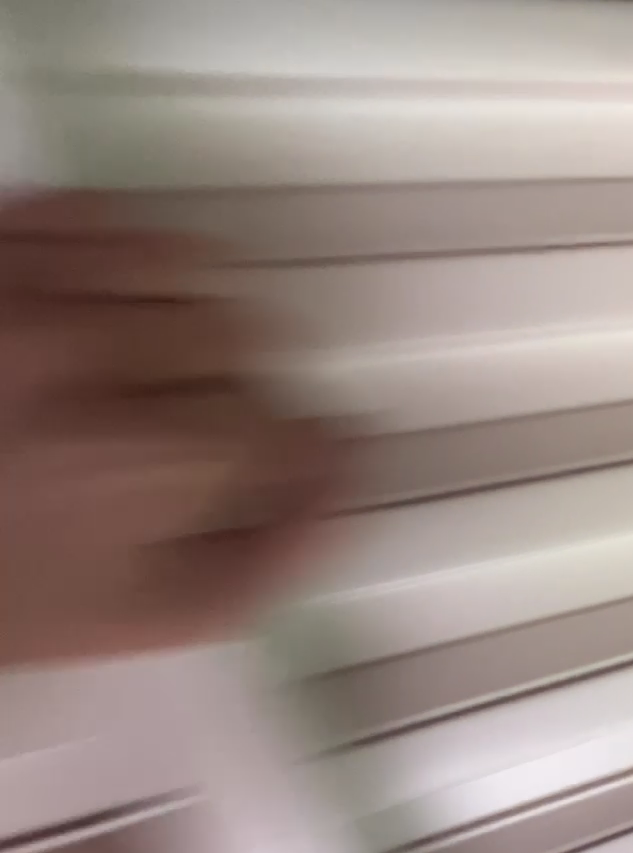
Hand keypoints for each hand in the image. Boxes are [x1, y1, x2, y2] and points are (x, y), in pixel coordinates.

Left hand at [0, 191, 339, 664]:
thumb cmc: (8, 588)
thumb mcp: (180, 612)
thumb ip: (296, 546)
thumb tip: (350, 464)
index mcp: (149, 456)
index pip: (305, 425)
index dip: (298, 456)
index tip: (271, 470)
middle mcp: (86, 360)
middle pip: (258, 337)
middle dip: (251, 381)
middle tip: (211, 417)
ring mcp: (21, 301)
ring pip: (192, 263)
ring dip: (201, 314)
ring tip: (171, 356)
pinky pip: (94, 213)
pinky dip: (129, 247)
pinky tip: (122, 301)